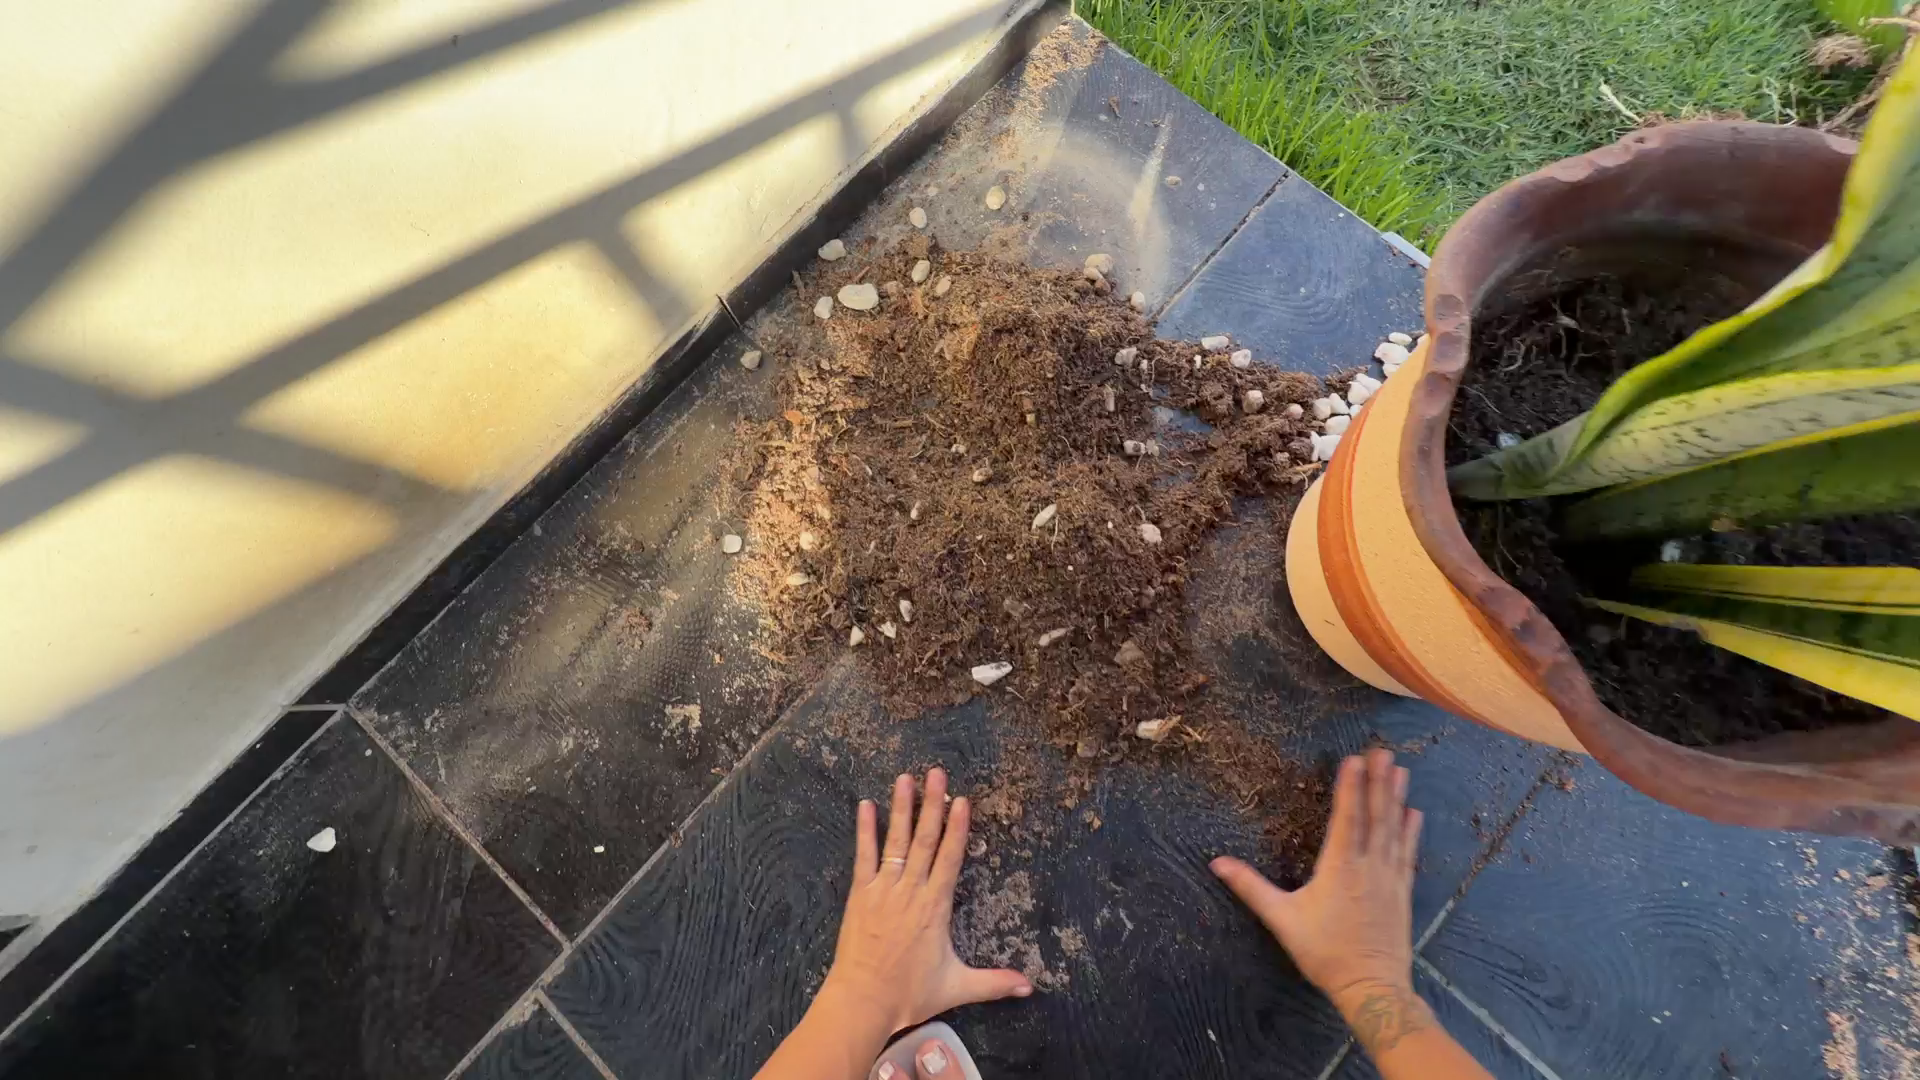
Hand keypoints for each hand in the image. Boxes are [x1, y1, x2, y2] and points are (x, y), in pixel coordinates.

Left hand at [821, 769, 1033, 1034]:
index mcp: (935, 906)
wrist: (863, 1002)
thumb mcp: (957, 987)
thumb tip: (1029, 987)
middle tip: (936, 773)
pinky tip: (866, 805)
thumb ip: (994, 982)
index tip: (963, 799)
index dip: (957, 827)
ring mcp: (884, 888)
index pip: (950, 858)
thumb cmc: (910, 994)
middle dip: (932, 804)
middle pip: (925, 839)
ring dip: (901, 807)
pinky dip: (865, 830)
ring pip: (896, 840)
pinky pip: (864, 855)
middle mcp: (912, 889)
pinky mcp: (861, 892)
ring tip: (905, 778)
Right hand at [1211, 749, 1422, 1005]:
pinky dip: (1411, 831)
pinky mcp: (1401, 893)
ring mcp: (1389, 879)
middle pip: (1375, 817)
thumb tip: (1216, 862)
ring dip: (1396, 798)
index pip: (1346, 819)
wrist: (1373, 991)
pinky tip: (1415, 814)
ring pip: (1394, 830)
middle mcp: (1368, 867)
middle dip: (1378, 782)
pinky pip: (1407, 854)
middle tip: (1383, 751)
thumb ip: (1250, 887)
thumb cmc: (1325, 952)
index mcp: (1339, 868)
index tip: (1354, 759)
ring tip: (1400, 771)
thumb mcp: (1282, 919)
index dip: (1350, 787)